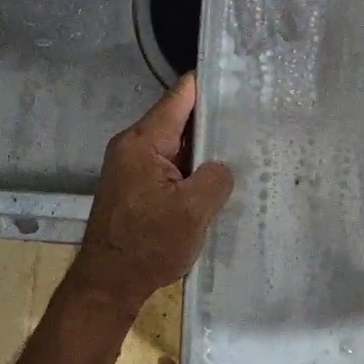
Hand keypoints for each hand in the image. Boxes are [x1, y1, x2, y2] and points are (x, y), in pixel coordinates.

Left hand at [71, 74, 234, 314]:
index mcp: (143, 141)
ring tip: (245, 146)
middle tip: (255, 116)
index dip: (211, 85)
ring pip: (177, 145)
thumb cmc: (148, 245)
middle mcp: (133, 146)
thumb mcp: (193, 211)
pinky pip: (170, 166)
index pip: (180, 96)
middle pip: (179, 118)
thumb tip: (220, 167)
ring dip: (204, 149)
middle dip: (213, 119)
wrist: (109, 284)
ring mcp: (133, 167)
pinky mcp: (137, 187)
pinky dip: (192, 170)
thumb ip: (215, 177)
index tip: (243, 79)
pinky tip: (219, 179)